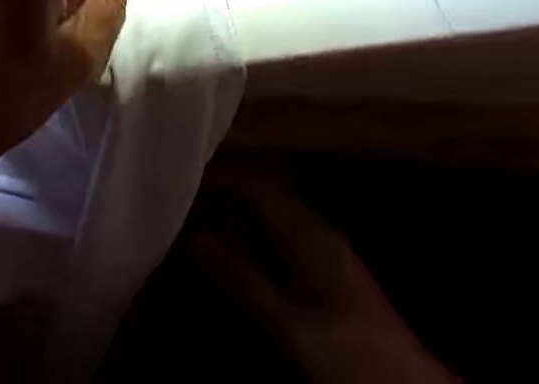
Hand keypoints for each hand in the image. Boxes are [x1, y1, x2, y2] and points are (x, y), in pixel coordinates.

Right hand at [196, 184, 458, 383]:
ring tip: (213, 237)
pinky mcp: (336, 272)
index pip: (262, 190)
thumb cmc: (347, 353)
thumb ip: (244, 280)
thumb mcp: (288, 323)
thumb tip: (199, 238)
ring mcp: (333, 251)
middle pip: (273, 202)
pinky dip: (267, 245)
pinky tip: (250, 263)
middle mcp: (323, 232)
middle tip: (195, 216)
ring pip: (282, 222)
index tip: (191, 191)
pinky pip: (293, 241)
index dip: (228, 186)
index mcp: (311, 235)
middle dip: (236, 206)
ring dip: (250, 227)